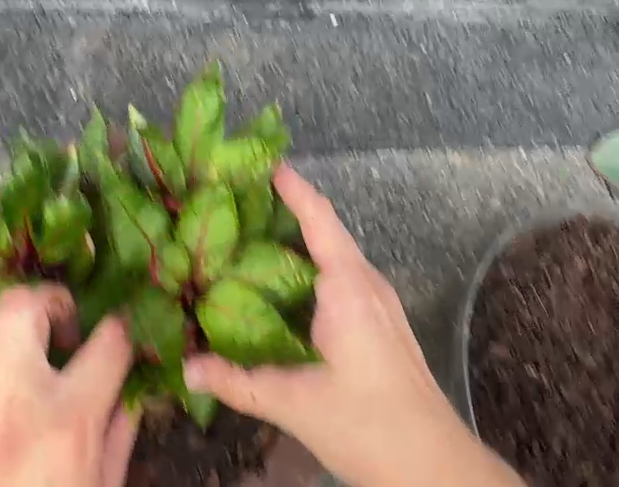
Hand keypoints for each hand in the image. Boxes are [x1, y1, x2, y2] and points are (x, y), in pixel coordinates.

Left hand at [0, 285, 140, 486]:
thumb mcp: (105, 480)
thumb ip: (118, 423)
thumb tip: (132, 375)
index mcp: (69, 421)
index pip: (110, 340)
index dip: (119, 324)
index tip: (113, 328)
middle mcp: (12, 415)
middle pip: (17, 312)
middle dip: (42, 301)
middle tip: (50, 322)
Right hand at [183, 167, 523, 486]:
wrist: (433, 462)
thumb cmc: (367, 423)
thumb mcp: (294, 403)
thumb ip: (237, 381)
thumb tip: (185, 368)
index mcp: (348, 286)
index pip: (319, 219)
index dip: (292, 188)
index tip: (263, 162)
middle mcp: (367, 282)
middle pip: (325, 231)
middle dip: (286, 213)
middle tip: (239, 205)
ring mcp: (379, 301)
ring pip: (335, 256)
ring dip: (299, 244)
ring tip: (252, 242)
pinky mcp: (382, 321)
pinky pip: (343, 278)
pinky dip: (312, 270)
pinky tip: (285, 291)